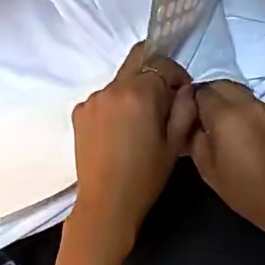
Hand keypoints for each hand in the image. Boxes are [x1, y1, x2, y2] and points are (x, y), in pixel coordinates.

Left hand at [67, 44, 196, 261]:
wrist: (106, 203)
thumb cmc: (145, 177)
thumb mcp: (175, 144)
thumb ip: (184, 108)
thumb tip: (183, 90)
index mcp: (139, 93)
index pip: (162, 63)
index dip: (177, 75)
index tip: (181, 95)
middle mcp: (112, 88)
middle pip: (137, 61)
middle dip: (155, 74)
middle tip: (163, 101)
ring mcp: (92, 100)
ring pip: (120, 82)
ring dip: (134, 92)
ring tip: (140, 124)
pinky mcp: (79, 113)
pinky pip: (104, 99)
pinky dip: (116, 107)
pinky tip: (120, 133)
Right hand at [189, 80, 264, 244]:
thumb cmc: (241, 187)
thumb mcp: (206, 167)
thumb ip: (194, 137)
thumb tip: (192, 123)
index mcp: (225, 114)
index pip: (200, 91)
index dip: (190, 103)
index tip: (187, 120)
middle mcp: (245, 103)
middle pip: (220, 84)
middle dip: (207, 97)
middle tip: (200, 120)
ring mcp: (262, 107)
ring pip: (236, 90)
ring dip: (223, 100)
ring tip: (216, 125)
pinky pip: (248, 101)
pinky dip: (237, 107)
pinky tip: (233, 129)